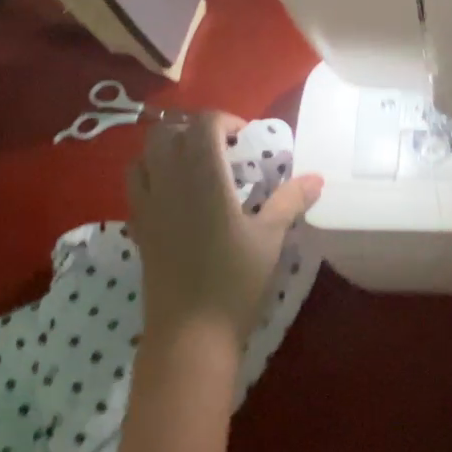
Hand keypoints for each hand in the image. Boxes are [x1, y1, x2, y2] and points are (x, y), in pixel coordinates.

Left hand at [126, 112, 322, 343]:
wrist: (190, 331)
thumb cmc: (235, 281)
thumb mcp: (270, 239)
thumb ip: (289, 201)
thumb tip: (316, 177)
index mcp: (203, 176)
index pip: (203, 123)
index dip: (223, 120)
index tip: (244, 138)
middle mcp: (169, 180)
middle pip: (168, 132)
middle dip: (194, 131)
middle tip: (221, 150)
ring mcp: (147, 203)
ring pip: (145, 155)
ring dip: (167, 149)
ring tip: (194, 167)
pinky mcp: (137, 226)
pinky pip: (135, 184)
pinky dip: (151, 175)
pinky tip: (173, 197)